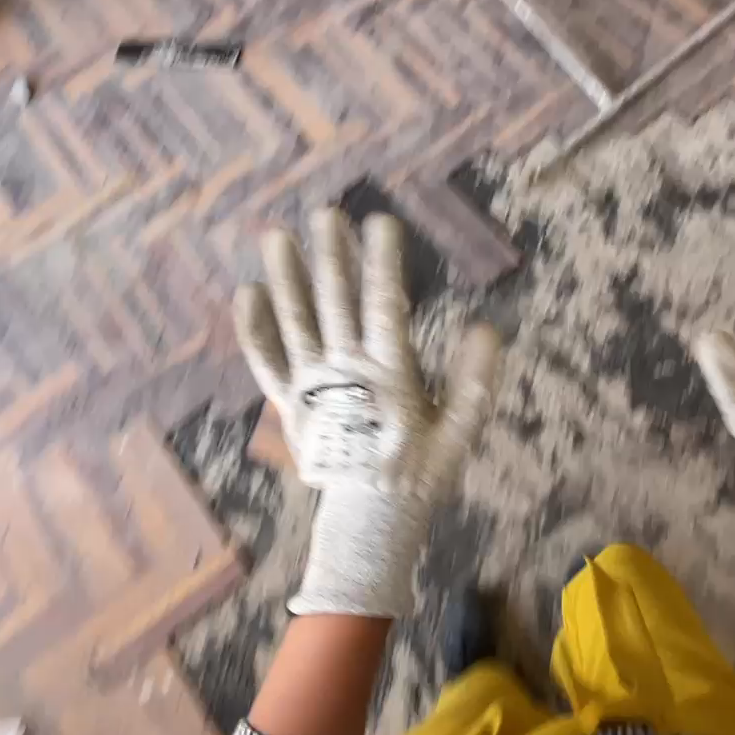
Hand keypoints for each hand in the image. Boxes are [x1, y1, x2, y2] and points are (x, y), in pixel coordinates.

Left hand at [235, 208, 501, 616]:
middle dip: (330, 256)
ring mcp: (310, 386)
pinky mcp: (287, 403)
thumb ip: (474, 382)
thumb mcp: (459, 432)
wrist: (368, 521)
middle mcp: (344, 371)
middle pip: (335, 304)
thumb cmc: (418, 471)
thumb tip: (488, 329)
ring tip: (275, 236)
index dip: (382, 263)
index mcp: (388, 374)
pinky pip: (265, 362)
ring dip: (285, 278)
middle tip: (324, 213)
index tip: (380, 222)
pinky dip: (253, 329)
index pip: (384, 306)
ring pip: (295, 323)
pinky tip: (246, 292)